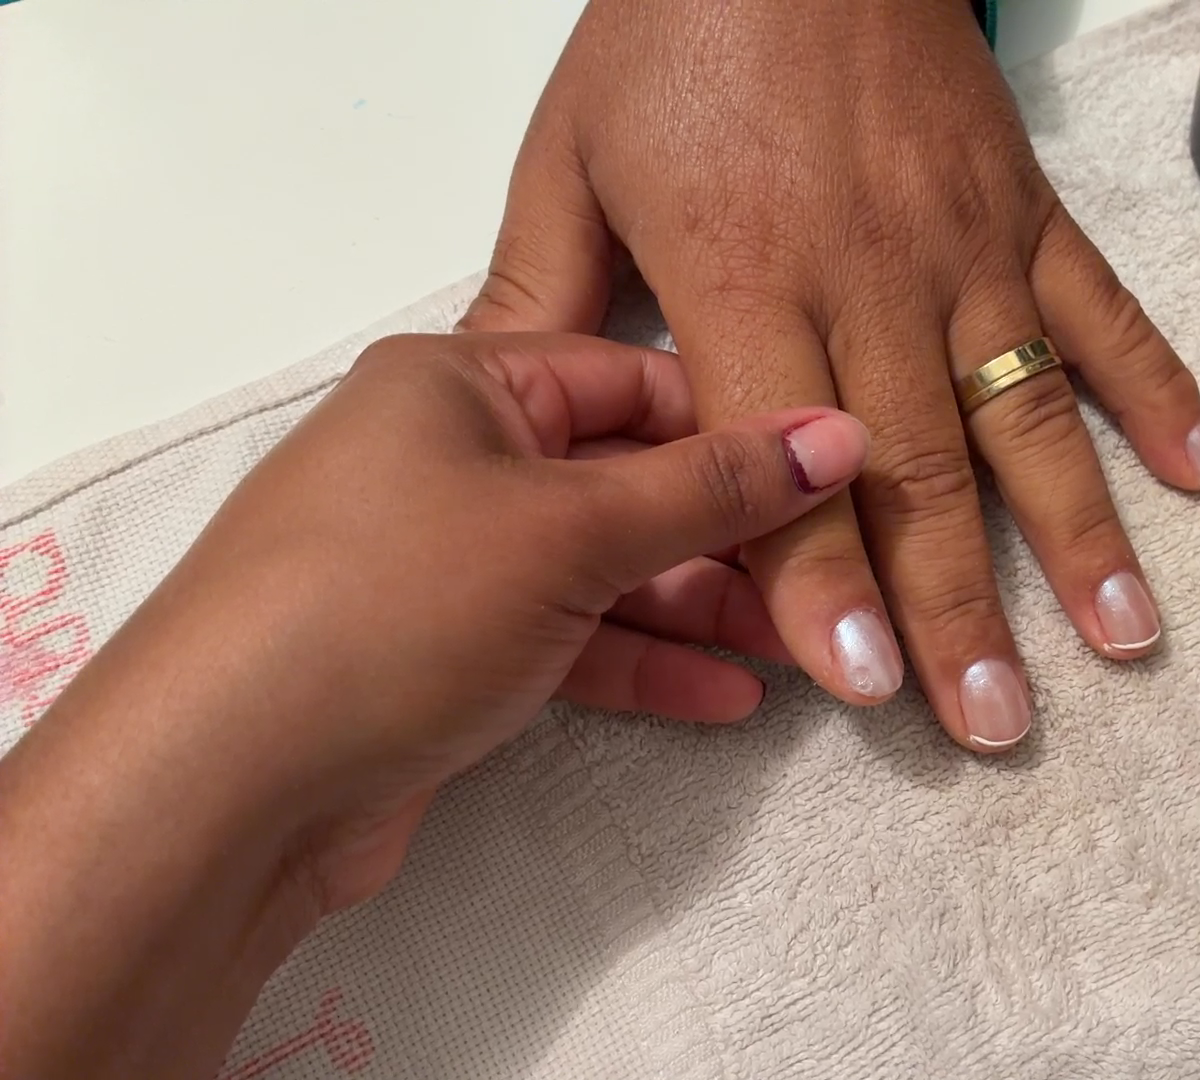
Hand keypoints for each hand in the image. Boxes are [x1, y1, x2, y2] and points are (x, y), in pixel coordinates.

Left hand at [0, 333, 868, 1076]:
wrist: (221, 805)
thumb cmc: (400, 606)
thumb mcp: (575, 528)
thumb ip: (718, 485)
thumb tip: (845, 435)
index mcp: (470, 384)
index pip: (640, 380)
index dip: (737, 424)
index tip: (825, 473)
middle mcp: (467, 458)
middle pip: (638, 483)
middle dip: (732, 539)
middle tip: (821, 577)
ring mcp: (469, 557)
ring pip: (620, 569)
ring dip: (705, 611)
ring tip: (793, 647)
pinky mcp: (470, 643)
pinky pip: (586, 636)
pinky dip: (655, 663)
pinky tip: (731, 696)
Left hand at [460, 0, 1199, 751]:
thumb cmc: (675, 39)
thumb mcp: (573, 162)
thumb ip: (550, 303)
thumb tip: (525, 417)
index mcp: (744, 275)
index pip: (781, 463)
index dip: (823, 581)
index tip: (868, 685)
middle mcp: (871, 278)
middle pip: (921, 472)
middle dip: (960, 608)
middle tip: (994, 721)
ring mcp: (970, 249)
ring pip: (1028, 413)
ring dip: (1081, 534)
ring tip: (1124, 636)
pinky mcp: (1032, 216)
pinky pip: (1105, 311)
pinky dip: (1158, 393)